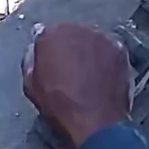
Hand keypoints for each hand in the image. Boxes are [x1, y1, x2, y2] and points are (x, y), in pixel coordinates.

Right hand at [23, 23, 130, 148]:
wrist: (95, 120)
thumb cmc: (60, 104)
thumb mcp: (31, 85)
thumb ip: (30, 61)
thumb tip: (35, 50)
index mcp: (51, 34)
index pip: (46, 35)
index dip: (48, 52)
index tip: (51, 65)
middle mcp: (76, 28)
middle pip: (70, 34)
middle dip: (69, 49)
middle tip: (70, 71)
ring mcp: (100, 37)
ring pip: (91, 41)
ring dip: (88, 52)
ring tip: (88, 75)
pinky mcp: (118, 49)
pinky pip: (109, 50)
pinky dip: (105, 59)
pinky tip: (102, 76)